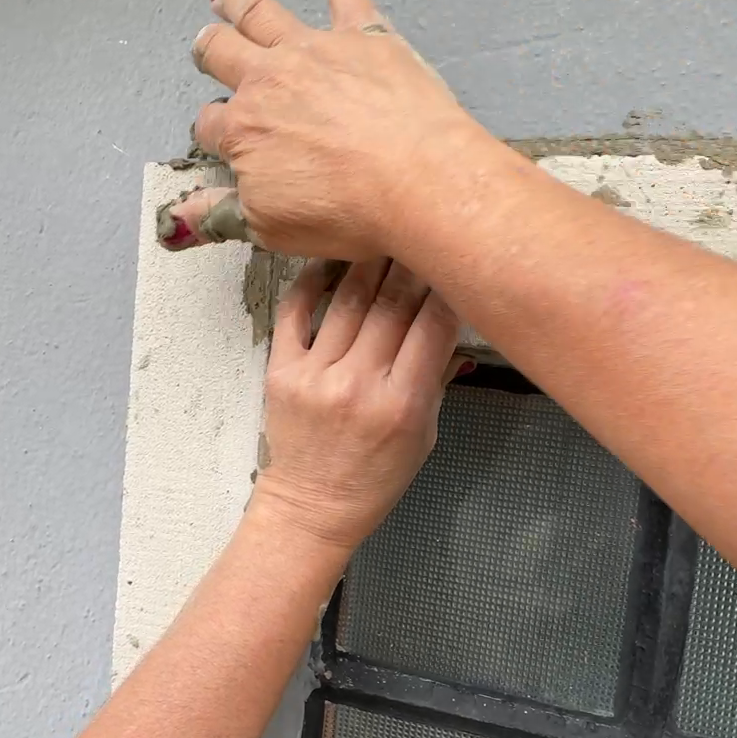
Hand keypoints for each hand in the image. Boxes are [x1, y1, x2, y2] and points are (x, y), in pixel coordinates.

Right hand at [155, 0, 493, 259]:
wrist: (414, 181)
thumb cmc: (349, 208)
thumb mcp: (270, 228)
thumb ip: (222, 216)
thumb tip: (183, 220)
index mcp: (245, 131)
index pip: (212, 127)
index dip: (213, 134)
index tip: (218, 140)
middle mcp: (270, 82)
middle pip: (224, 57)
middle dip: (211, 53)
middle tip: (206, 48)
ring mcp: (313, 53)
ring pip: (262, 15)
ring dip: (239, 3)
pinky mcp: (361, 34)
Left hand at [250, 256, 468, 553]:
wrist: (313, 506)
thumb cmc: (376, 477)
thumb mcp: (424, 437)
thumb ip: (436, 381)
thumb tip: (456, 329)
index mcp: (402, 403)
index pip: (434, 325)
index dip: (449, 287)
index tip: (455, 263)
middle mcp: (358, 382)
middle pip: (393, 301)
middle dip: (414, 262)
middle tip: (424, 231)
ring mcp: (315, 373)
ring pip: (350, 297)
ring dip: (371, 258)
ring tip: (384, 231)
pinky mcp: (281, 369)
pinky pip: (297, 309)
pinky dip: (314, 279)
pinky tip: (332, 260)